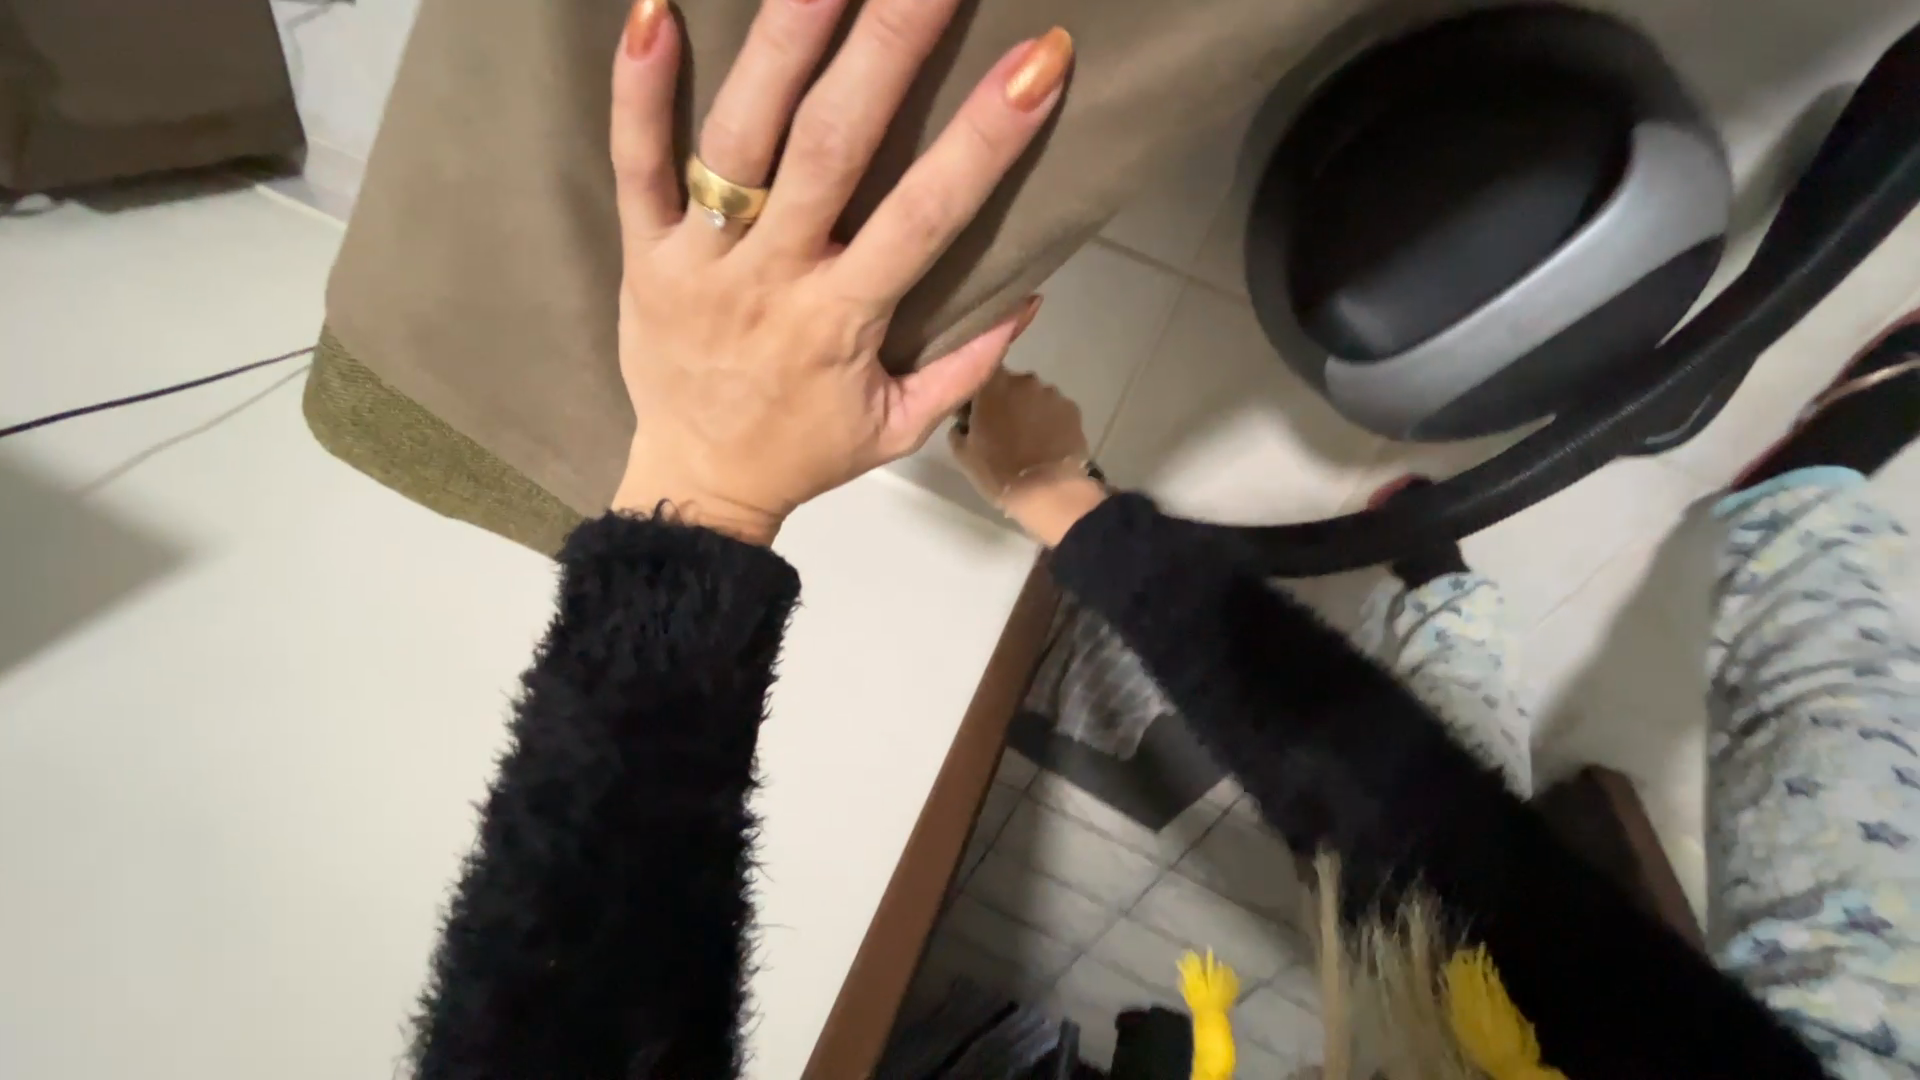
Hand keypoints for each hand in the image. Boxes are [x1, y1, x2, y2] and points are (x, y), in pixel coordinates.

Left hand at [606, 0, 1072, 544]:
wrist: (701, 485)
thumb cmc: (807, 453)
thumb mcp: (899, 429)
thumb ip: (965, 370)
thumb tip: (1027, 298)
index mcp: (843, 321)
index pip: (924, 217)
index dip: (982, 140)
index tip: (1038, 62)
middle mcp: (773, 278)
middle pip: (830, 147)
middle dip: (887, 46)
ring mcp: (700, 262)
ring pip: (739, 138)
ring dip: (783, 39)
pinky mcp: (645, 255)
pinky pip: (635, 166)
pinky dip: (639, 91)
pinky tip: (653, 9)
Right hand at [951, 369, 1107, 545]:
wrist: (1048, 491)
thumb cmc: (998, 472)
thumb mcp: (964, 455)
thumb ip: (958, 429)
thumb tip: (962, 422)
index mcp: (993, 386)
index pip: (983, 372)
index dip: (981, 390)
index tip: (977, 410)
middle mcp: (1024, 380)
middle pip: (1011, 384)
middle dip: (1006, 401)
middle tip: (1003, 429)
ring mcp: (1052, 393)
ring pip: (1035, 396)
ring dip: (1030, 410)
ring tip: (1029, 439)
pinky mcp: (1073, 409)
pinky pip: (1055, 410)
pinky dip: (1051, 421)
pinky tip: (1048, 443)